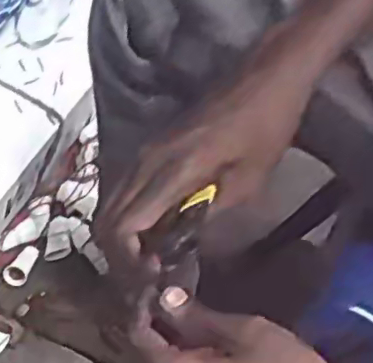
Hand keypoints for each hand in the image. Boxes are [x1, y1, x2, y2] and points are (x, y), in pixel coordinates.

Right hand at [97, 50, 314, 281]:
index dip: (129, 260)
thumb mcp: (247, 181)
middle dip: (118, 258)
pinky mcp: (142, 158)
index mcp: (171, 172)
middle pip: (105, 226)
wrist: (266, 75)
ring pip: (105, 215)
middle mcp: (144, 166)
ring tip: (140, 261)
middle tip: (141, 277)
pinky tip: (143, 236)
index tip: (149, 277)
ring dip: (117, 244)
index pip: (123, 228)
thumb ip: (203, 217)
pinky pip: (117, 201)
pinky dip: (122, 227)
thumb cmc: (267, 126)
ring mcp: (139, 160)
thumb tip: (172, 249)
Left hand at [126, 286, 357, 362]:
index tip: (152, 280)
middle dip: (140, 319)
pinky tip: (174, 335)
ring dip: (148, 337)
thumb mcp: (244, 333)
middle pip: (131, 351)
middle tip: (152, 289)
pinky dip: (158, 354)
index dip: (140, 305)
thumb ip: (197, 317)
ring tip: (160, 307)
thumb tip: (164, 296)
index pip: (136, 334)